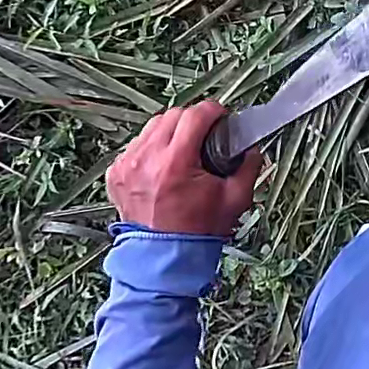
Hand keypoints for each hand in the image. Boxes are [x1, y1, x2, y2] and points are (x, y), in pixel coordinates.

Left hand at [107, 101, 262, 235]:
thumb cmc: (198, 230)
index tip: (221, 117)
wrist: (165, 257)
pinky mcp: (116, 173)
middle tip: (205, 135)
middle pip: (173, 115)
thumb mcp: (235, 199)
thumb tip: (252, 147)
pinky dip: (152, 148)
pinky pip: (137, 145)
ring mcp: (127, 165)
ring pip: (152, 126)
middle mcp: (146, 158)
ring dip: (171, 131)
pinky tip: (164, 164)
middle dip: (193, 120)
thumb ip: (249, 167)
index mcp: (175, 162)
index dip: (213, 111)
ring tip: (184, 149)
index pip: (195, 115)